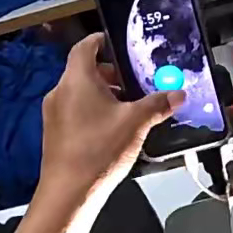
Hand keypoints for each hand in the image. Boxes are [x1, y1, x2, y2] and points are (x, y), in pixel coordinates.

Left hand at [37, 34, 180, 199]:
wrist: (69, 192)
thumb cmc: (100, 150)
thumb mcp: (137, 122)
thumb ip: (158, 104)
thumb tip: (178, 94)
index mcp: (77, 80)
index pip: (85, 47)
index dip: (102, 40)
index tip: (119, 42)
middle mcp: (61, 92)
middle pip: (84, 69)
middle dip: (111, 71)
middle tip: (136, 78)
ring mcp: (54, 113)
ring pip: (81, 91)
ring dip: (104, 92)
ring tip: (130, 104)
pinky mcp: (55, 132)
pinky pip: (76, 108)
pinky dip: (94, 108)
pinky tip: (115, 125)